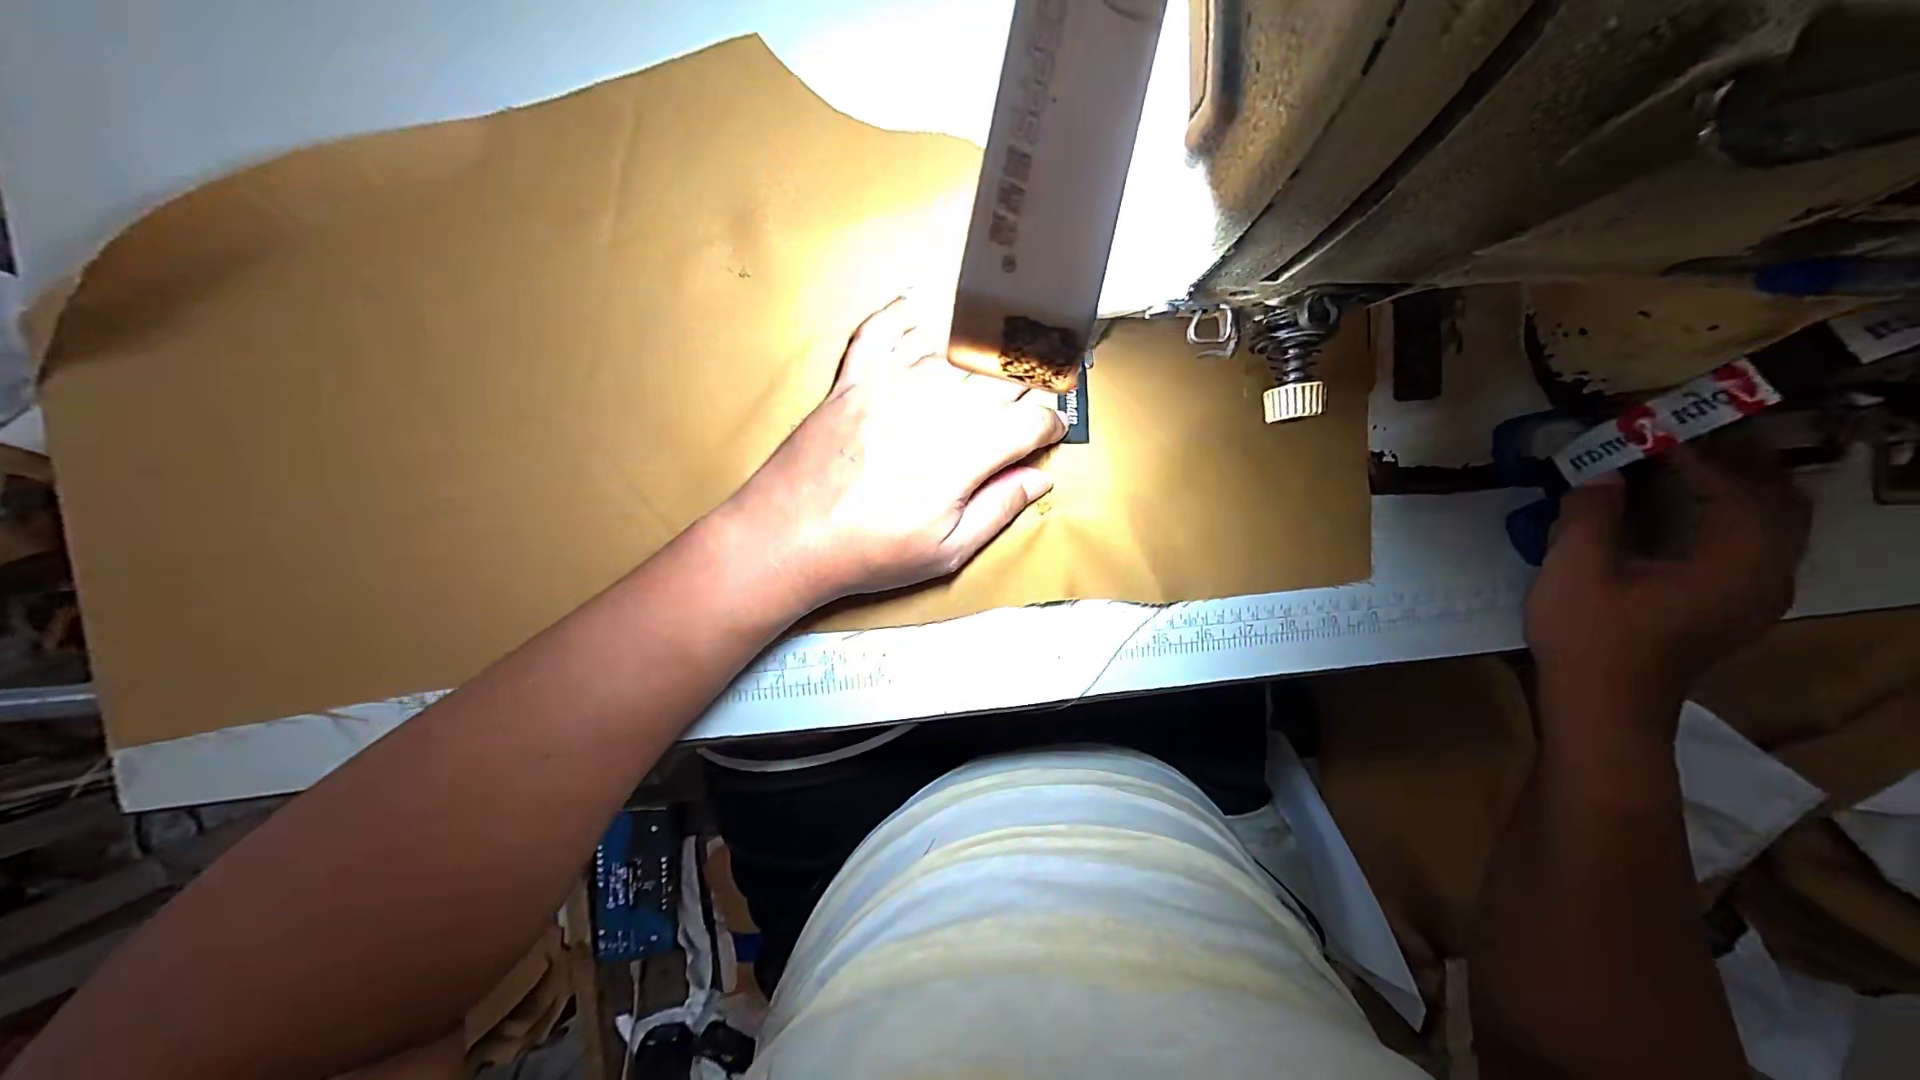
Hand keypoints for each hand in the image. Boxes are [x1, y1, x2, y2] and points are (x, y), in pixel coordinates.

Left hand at [716, 298, 1066, 608]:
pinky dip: (907, 311)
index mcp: (968, 450)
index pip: (1034, 418)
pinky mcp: (855, 376)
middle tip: (1038, 388)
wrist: (789, 536)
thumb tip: (1039, 480)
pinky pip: (886, 326)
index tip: (1049, 434)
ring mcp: (893, 382)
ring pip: (958, 347)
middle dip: (1031, 381)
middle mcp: (937, 403)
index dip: (1052, 426)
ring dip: (985, 351)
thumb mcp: (947, 550)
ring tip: (999, 354)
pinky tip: (925, 305)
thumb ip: (1000, 508)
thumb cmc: (867, 551)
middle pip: (1004, 375)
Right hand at [1524, 445, 1808, 730]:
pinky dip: (1733, 513)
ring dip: (1740, 486)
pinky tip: (1692, 508)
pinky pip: (1757, 544)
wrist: (1603, 704)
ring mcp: (1756, 596)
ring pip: (1774, 524)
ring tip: (1693, 462)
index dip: (1701, 456)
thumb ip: (1591, 517)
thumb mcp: (1574, 571)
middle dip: (1737, 462)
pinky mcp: (1736, 606)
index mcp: (1735, 567)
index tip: (1655, 432)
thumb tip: (1603, 474)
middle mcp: (1765, 578)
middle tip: (1687, 435)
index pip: (1740, 492)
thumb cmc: (1589, 638)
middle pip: (1778, 502)